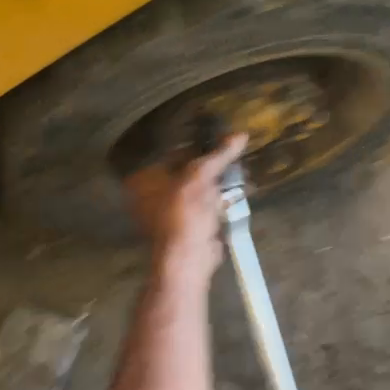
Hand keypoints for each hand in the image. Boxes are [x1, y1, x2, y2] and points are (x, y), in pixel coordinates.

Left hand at [125, 134, 247, 279]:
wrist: (188, 258)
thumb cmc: (185, 214)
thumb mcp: (201, 177)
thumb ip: (219, 155)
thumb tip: (241, 134)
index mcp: (146, 178)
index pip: (171, 150)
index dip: (195, 140)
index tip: (217, 131)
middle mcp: (154, 192)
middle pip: (187, 167)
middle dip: (213, 161)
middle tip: (234, 148)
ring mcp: (172, 210)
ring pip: (200, 186)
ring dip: (221, 179)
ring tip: (243, 168)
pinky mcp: (190, 223)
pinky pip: (208, 203)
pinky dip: (223, 196)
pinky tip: (241, 187)